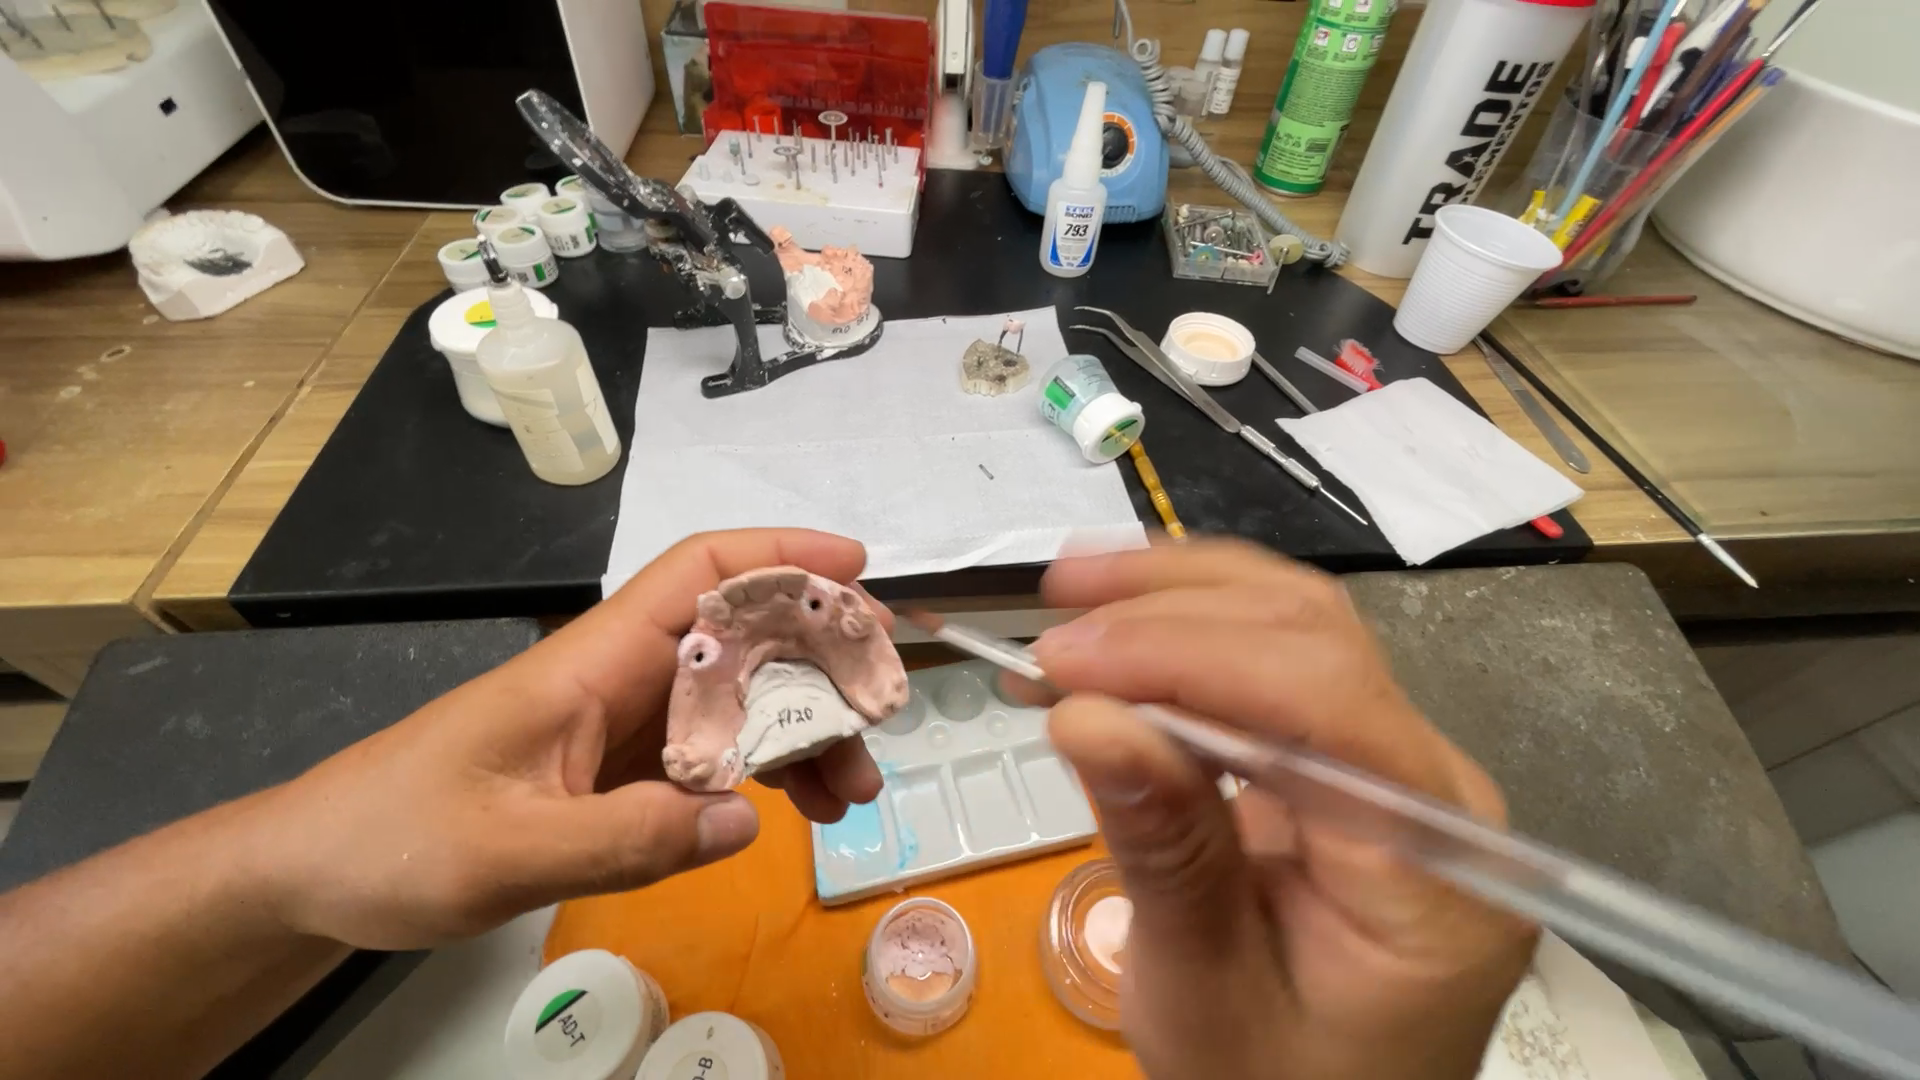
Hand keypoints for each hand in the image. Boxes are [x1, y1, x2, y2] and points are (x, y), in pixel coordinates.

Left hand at [250, 529, 885, 950]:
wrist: (319, 872)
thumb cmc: (395, 838)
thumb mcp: (503, 852)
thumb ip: (624, 838)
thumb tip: (745, 821)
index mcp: (598, 658)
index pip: (701, 571)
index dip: (780, 553)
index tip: (854, 566)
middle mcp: (632, 674)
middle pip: (749, 638)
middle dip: (824, 659)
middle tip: (883, 701)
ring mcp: (639, 719)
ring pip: (748, 699)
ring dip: (809, 731)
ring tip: (854, 788)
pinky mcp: (636, 763)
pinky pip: (725, 751)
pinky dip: (773, 772)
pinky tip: (804, 809)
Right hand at [1027, 540, 1534, 1079]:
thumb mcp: (1202, 995)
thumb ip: (1163, 853)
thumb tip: (1086, 716)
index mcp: (1431, 866)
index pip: (1321, 702)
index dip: (1184, 656)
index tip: (1062, 662)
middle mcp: (1429, 783)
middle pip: (1309, 637)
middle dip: (1166, 613)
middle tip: (1050, 634)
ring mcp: (1389, 755)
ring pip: (1290, 617)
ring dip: (1172, 591)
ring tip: (1071, 592)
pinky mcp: (1337, 747)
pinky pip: (1267, 651)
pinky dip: (1182, 621)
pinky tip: (1120, 616)